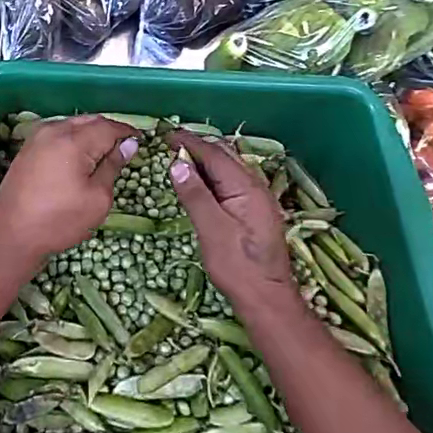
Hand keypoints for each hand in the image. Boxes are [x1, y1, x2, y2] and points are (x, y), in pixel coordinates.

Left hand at [0, 116, 139, 263]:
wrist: (12, 234)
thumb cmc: (60, 220)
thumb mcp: (97, 198)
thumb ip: (113, 166)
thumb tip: (129, 144)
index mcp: (73, 140)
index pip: (108, 126)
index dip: (127, 132)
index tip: (141, 142)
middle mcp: (54, 130)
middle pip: (90, 121)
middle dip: (110, 130)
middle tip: (125, 149)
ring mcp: (37, 137)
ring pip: (73, 124)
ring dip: (91, 133)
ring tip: (104, 153)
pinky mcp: (28, 148)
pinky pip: (58, 133)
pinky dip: (74, 139)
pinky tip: (80, 156)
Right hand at [165, 132, 294, 309]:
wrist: (267, 298)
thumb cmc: (237, 266)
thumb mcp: (211, 229)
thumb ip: (195, 194)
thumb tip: (178, 164)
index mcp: (246, 187)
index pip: (214, 154)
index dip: (189, 142)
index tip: (166, 135)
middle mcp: (255, 187)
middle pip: (224, 156)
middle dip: (197, 146)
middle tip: (170, 143)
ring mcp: (257, 200)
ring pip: (228, 168)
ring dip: (205, 160)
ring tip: (181, 158)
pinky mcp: (254, 212)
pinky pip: (231, 182)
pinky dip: (212, 175)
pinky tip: (200, 182)